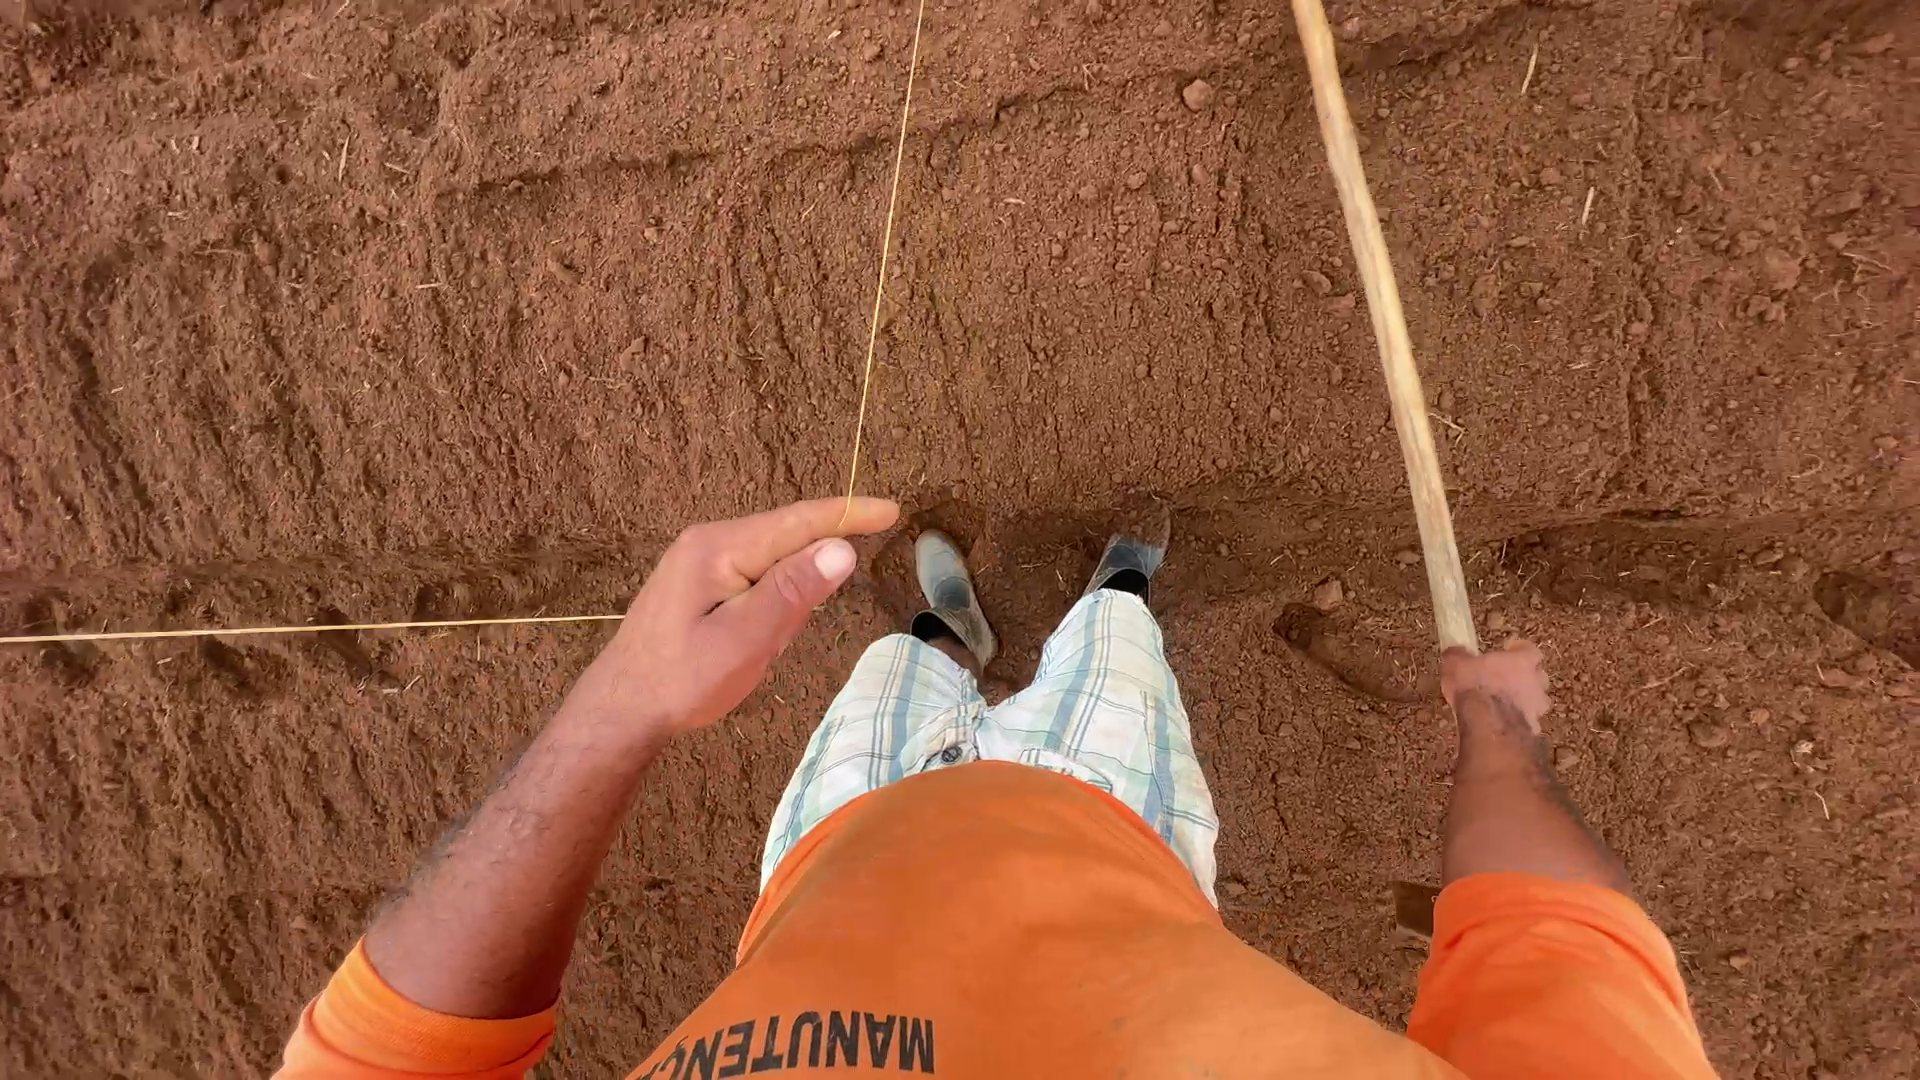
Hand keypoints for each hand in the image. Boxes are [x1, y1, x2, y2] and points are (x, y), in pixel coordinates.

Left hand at [580, 497, 900, 739]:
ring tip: (758, 650)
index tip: (892, 511)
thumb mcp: (745, 640)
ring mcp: (702, 559)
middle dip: (810, 577)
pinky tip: (751, 641)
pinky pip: (756, 579)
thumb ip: (793, 592)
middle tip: (786, 636)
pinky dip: (771, 605)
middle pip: (787, 539)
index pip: (800, 521)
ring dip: (786, 600)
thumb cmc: (681, 681)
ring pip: (773, 563)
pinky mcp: (701, 581)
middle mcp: (711, 541)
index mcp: (720, 547)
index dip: (848, 514)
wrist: (619, 711)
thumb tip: (842, 548)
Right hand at [1440, 640, 1551, 733]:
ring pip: (1534, 697)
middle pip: (1536, 674)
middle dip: (1524, 676)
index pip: (1530, 649)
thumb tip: (1455, 651)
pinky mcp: (1534, 724)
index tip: (1508, 650)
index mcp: (1520, 660)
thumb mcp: (1454, 663)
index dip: (1519, 650)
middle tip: (1503, 678)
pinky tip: (1501, 719)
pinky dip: (1517, 716)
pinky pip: (1527, 717)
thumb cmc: (1474, 685)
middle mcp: (1536, 679)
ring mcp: (1538, 703)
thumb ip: (1457, 655)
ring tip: (1501, 701)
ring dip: (1522, 697)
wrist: (1487, 720)